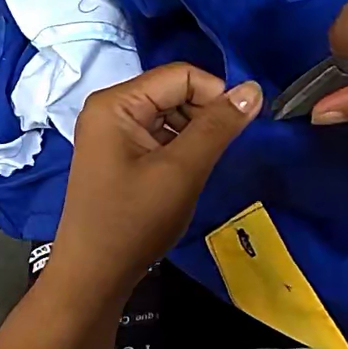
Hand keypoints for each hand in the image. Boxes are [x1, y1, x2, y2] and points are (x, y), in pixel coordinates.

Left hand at [49, 64, 261, 295]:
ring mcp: (111, 130)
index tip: (243, 126)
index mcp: (115, 102)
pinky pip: (157, 133)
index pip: (179, 75)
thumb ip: (218, 127)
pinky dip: (179, 146)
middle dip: (205, 114)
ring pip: (168, 113)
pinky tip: (188, 171)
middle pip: (172, 91)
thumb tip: (253, 90)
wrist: (94, 273)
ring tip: (204, 164)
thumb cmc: (134, 220)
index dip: (216, 94)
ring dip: (194, 132)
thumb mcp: (181, 171)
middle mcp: (109, 107)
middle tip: (222, 151)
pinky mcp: (117, 151)